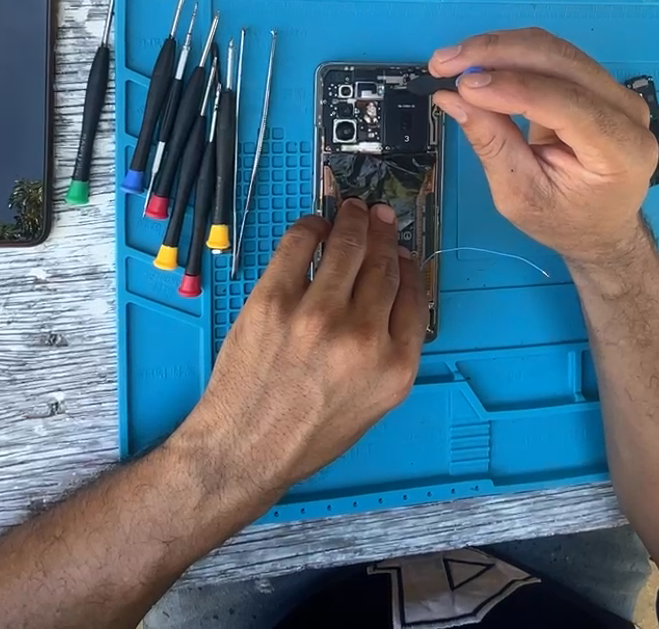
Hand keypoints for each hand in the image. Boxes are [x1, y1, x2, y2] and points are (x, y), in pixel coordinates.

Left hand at [171, 200, 425, 498]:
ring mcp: (317, 315)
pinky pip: (300, 245)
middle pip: (383, 265)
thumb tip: (390, 290)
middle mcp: (362, 337)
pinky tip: (316, 225)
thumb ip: (390, 349)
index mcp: (394, 366)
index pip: (413, 294)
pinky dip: (312, 227)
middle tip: (379, 215)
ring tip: (353, 209)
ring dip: (353, 220)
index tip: (402, 248)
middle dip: (383, 234)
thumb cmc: (309, 434)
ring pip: (346, 247)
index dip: (408, 263)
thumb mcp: (373, 404)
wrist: (245, 449)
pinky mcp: (275, 300)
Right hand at [428, 28, 658, 266]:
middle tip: (443, 63)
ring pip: (552, 48)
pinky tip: (475, 61)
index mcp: (621, 151)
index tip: (462, 85)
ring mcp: (615, 91)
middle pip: (560, 60)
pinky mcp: (596, 81)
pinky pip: (549, 54)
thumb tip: (453, 97)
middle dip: (496, 53)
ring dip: (496, 47)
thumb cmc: (564, 220)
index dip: (512, 88)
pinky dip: (508, 52)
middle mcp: (626, 111)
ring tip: (451, 60)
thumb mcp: (520, 195)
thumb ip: (492, 143)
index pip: (566, 103)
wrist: (599, 227)